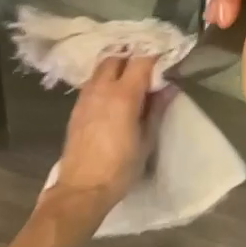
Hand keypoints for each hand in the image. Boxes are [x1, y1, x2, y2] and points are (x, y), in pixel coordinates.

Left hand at [51, 55, 159, 212]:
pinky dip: (104, 81)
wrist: (83, 188)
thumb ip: (156, 110)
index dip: (155, 57)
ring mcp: (85, 97)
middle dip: (132, 57)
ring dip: (116, 67)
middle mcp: (101, 89)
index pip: (141, 61)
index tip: (166, 63)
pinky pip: (91, 83)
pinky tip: (112, 97)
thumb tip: (169, 88)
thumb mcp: (146, 141)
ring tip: (130, 81)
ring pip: (101, 68)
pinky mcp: (76, 108)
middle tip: (147, 71)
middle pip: (116, 57)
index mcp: (123, 96)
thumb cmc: (120, 169)